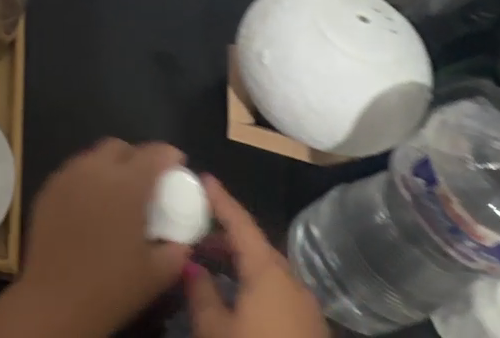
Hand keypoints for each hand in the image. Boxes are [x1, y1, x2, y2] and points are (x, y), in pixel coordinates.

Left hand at [12, 139, 190, 334]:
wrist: (55, 300)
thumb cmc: (112, 287)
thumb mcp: (158, 273)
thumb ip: (177, 250)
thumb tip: (181, 241)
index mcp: (127, 185)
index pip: (153, 154)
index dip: (168, 155)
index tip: (178, 162)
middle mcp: (95, 170)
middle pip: (119, 147)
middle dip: (137, 156)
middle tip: (147, 179)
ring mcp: (66, 176)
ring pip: (93, 157)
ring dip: (110, 166)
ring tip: (119, 193)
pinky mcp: (47, 189)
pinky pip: (73, 173)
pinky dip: (88, 179)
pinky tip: (93, 205)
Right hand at [184, 174, 328, 337]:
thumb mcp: (214, 329)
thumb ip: (201, 292)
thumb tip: (191, 265)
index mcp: (268, 272)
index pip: (241, 223)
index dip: (221, 199)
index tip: (203, 177)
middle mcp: (291, 281)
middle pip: (256, 245)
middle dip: (225, 234)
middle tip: (194, 228)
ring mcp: (305, 308)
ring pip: (267, 270)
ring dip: (239, 261)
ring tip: (208, 263)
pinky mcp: (309, 330)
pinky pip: (277, 291)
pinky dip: (253, 282)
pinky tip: (234, 296)